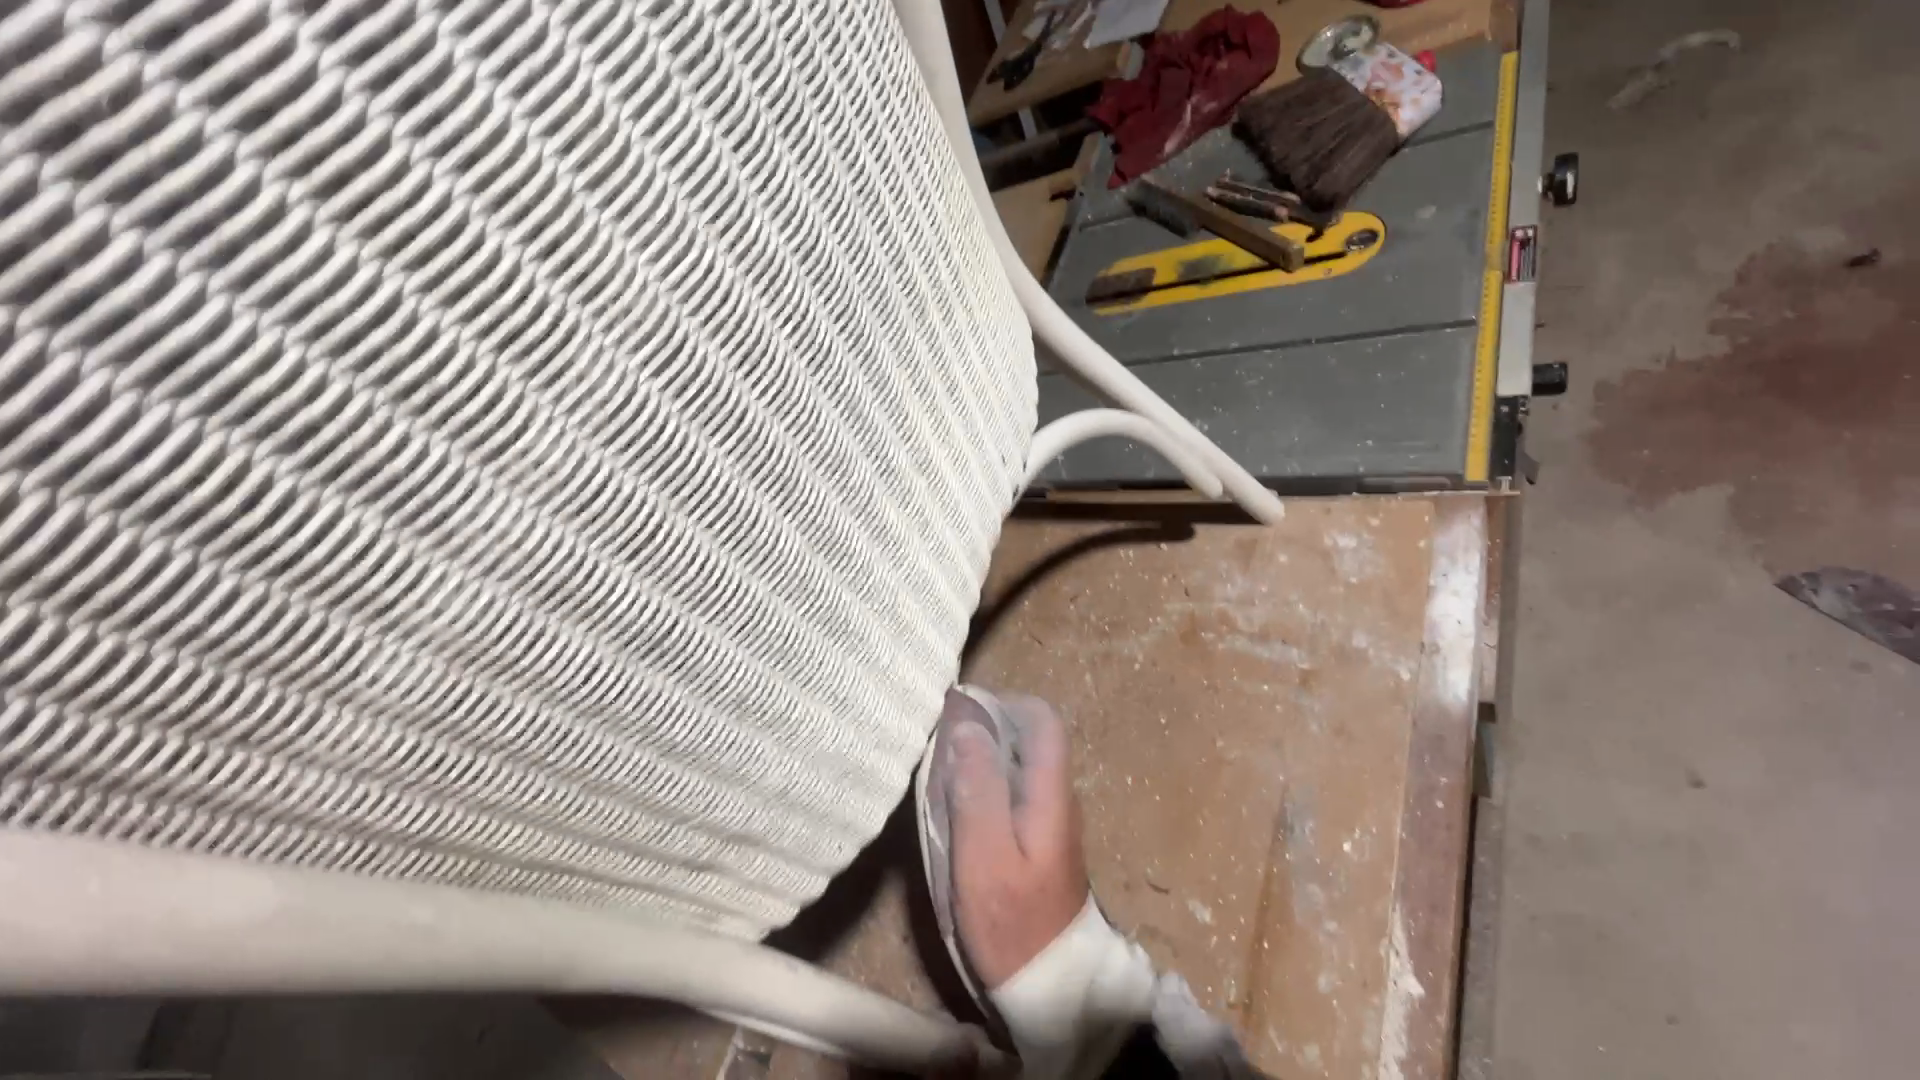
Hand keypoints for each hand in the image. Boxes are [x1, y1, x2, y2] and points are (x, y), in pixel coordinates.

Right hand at [941, 691, 1088, 988]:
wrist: (1049, 988)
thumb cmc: (1012, 922)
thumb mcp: (984, 857)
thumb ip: (977, 789)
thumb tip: (967, 725)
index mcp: (1051, 794)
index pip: (1043, 720)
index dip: (1003, 704)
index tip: (959, 713)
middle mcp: (1058, 799)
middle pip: (1028, 740)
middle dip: (985, 731)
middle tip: (938, 748)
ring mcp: (1051, 821)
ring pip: (1018, 767)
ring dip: (982, 761)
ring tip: (940, 777)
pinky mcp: (1039, 843)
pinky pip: (1013, 795)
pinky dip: (985, 789)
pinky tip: (957, 811)